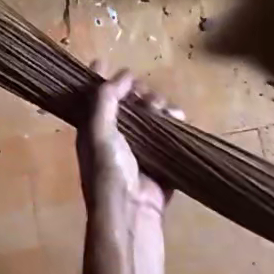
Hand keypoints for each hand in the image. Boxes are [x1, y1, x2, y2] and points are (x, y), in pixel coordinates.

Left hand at [78, 63, 179, 227]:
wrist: (132, 212)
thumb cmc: (108, 172)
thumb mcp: (98, 133)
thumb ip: (104, 101)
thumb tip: (119, 74)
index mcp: (94, 130)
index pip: (96, 98)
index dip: (100, 80)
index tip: (105, 61)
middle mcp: (116, 136)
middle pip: (129, 102)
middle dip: (139, 93)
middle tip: (146, 98)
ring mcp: (140, 147)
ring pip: (152, 114)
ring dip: (159, 106)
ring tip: (164, 111)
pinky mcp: (162, 158)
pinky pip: (170, 132)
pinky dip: (175, 122)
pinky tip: (178, 119)